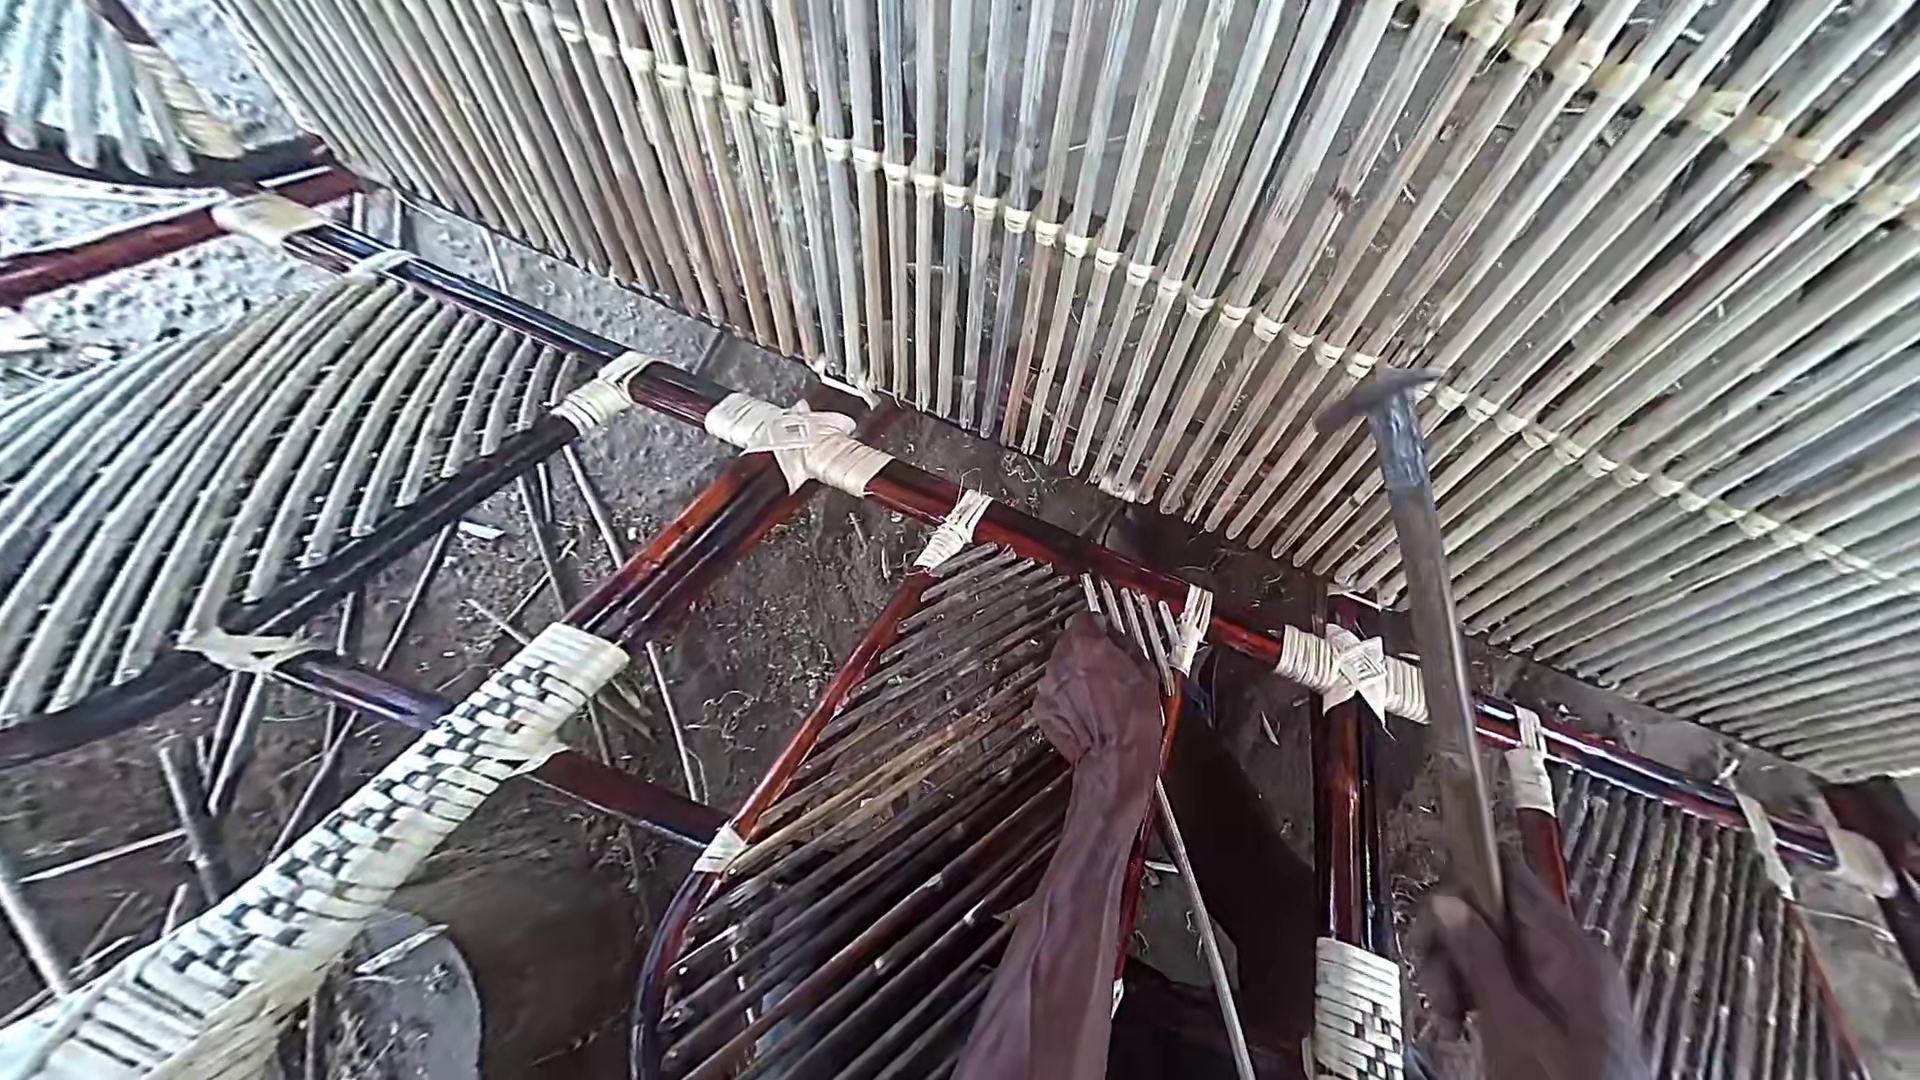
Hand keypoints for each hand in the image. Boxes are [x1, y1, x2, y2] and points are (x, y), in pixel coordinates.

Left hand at [1029, 613, 1161, 774]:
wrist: (1115, 758)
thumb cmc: (1133, 720)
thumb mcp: (1144, 672)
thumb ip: (1125, 646)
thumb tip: (1118, 637)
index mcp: (1088, 645)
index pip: (1084, 618)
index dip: (1096, 625)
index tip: (1102, 631)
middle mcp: (1062, 660)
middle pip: (1069, 642)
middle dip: (1085, 651)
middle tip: (1103, 667)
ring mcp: (1048, 683)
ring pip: (1060, 668)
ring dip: (1074, 675)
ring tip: (1095, 693)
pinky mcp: (1042, 706)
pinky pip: (1054, 692)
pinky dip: (1065, 697)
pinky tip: (1084, 709)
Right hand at [1412, 863, 1650, 1079]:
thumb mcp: (1512, 1023)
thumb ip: (1479, 957)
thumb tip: (1445, 900)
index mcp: (1571, 949)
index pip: (1507, 874)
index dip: (1463, 874)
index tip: (1430, 900)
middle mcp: (1567, 954)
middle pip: (1483, 912)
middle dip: (1446, 943)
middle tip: (1433, 980)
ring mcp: (1558, 978)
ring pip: (1480, 943)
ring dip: (1450, 973)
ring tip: (1445, 1013)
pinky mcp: (1548, 1001)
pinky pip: (1493, 972)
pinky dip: (1466, 991)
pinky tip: (1457, 1020)